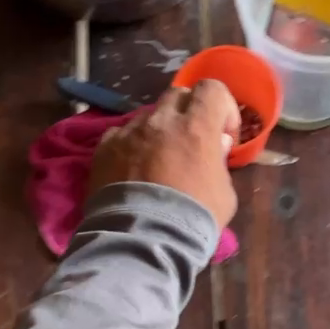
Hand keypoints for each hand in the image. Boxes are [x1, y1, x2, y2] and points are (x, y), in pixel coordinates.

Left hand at [89, 79, 241, 229]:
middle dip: (188, 113)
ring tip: (158, 159)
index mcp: (197, 127)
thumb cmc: (193, 219)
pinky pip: (121, 134)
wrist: (143, 239)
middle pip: (178, 94)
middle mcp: (162, 121)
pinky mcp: (104, 148)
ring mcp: (130, 132)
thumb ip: (220, 163)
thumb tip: (217, 145)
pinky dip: (131, 145)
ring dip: (158, 130)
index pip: (212, 88)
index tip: (223, 133)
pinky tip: (133, 169)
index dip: (222, 106)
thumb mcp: (225, 195)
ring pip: (148, 115)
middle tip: (191, 141)